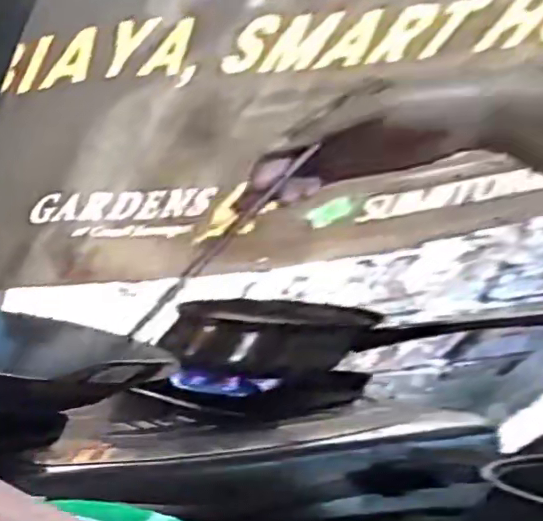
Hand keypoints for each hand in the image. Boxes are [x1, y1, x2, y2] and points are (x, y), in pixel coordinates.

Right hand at [250, 79, 511, 203]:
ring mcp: (338, 151)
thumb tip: (275, 148)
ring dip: (281, 190)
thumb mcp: (375, 108)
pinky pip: (312, 182)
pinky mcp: (348, 168)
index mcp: (332, 113)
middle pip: (285, 159)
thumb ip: (325, 128)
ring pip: (294, 173)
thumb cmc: (429, 103)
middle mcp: (328, 132)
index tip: (257, 185)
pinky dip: (298, 192)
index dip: (268, 163)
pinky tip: (296, 200)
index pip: (286, 141)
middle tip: (253, 204)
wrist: (480, 115)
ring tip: (282, 202)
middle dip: (267, 180)